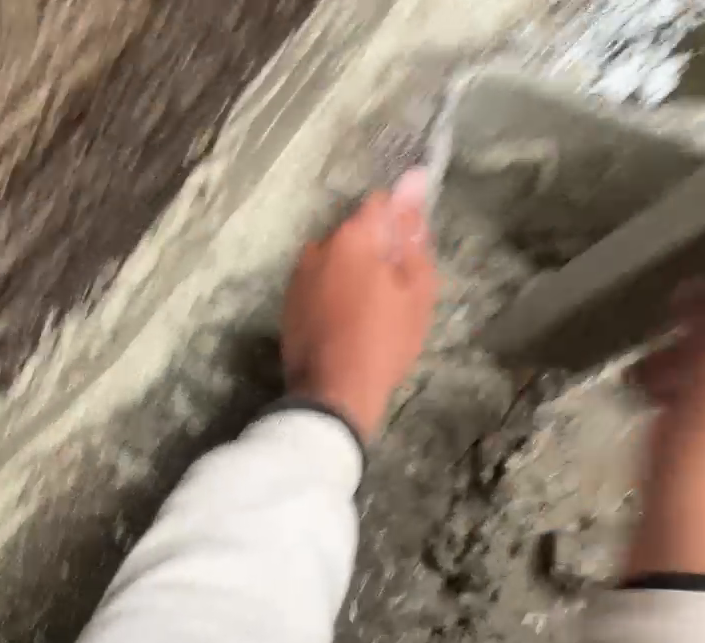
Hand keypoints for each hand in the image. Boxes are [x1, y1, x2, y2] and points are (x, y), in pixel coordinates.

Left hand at [281, 169, 439, 440]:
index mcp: (352, 237)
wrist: (332, 394)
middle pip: (353, 235)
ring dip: (350, 276)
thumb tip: (413, 186)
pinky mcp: (287, 306)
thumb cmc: (383, 342)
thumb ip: (413, 236)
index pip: (380, 204)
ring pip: (333, 263)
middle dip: (374, 252)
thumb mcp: (416, 291)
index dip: (399, 223)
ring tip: (368, 314)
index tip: (408, 250)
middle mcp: (317, 248)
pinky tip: (344, 326)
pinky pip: (317, 288)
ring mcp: (297, 278)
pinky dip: (331, 297)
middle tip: (393, 291)